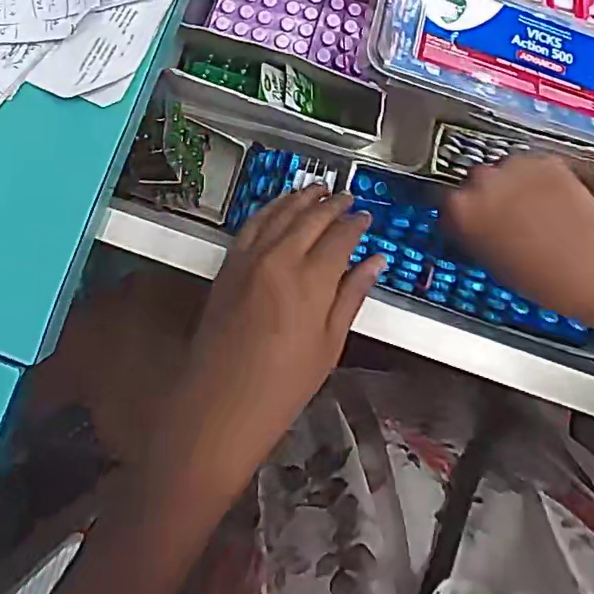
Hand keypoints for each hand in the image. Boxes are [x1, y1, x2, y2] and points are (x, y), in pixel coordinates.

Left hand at [155, 187, 382, 479]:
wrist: (220, 404)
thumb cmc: (282, 386)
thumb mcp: (329, 344)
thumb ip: (352, 296)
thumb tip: (373, 263)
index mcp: (311, 281)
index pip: (340, 237)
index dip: (355, 224)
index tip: (365, 218)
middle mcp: (279, 260)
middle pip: (310, 218)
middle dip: (332, 204)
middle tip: (347, 197)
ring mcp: (249, 259)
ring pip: (280, 214)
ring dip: (300, 198)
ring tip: (318, 189)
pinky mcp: (229, 265)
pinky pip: (252, 224)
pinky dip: (270, 209)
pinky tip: (279, 206)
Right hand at [443, 154, 593, 320]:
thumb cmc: (542, 278)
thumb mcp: (491, 263)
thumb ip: (473, 236)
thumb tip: (471, 226)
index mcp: (460, 210)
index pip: (445, 203)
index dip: (459, 215)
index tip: (468, 222)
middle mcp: (481, 180)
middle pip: (474, 182)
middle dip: (486, 196)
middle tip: (503, 218)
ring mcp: (514, 166)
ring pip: (504, 170)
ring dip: (511, 184)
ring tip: (531, 208)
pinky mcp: (546, 160)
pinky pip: (532, 166)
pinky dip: (538, 178)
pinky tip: (552, 200)